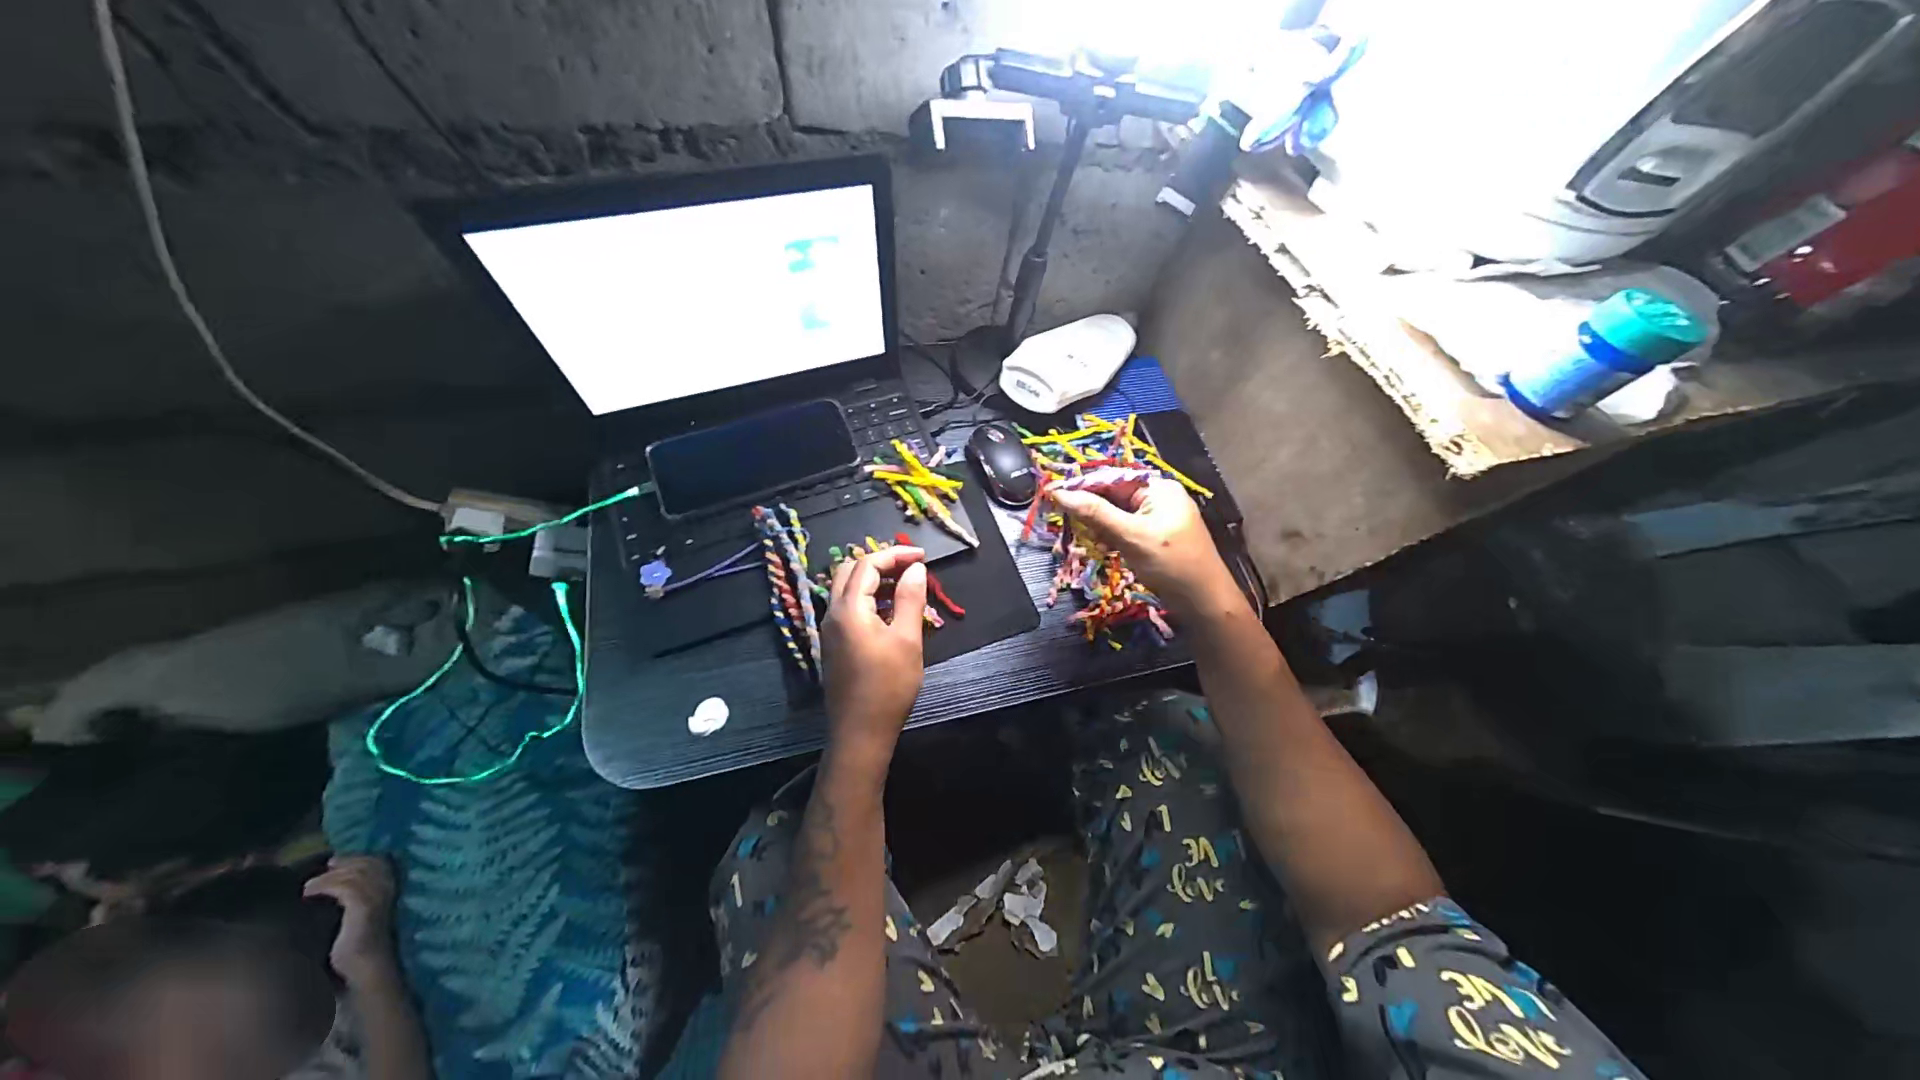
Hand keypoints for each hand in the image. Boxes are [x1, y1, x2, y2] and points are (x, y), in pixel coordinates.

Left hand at [304, 855, 399, 989]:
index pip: (379, 861)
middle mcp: (390, 888)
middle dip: (345, 863)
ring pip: (357, 872)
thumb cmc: (354, 950)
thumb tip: (333, 878)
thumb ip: (354, 897)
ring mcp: (379, 897)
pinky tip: (311, 892)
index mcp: (392, 888)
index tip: (334, 863)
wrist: (360, 975)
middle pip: (369, 862)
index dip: (357, 858)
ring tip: (310, 886)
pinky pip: (347, 887)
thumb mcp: (355, 918)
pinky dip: (327, 885)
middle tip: (321, 871)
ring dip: (330, 875)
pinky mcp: (365, 908)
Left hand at [821, 547, 926, 772]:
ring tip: (905, 585)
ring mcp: (829, 630)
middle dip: (880, 562)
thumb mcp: (907, 640)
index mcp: (849, 609)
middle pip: (850, 571)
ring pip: (846, 589)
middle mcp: (832, 614)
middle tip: (911, 567)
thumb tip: (916, 569)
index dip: (895, 554)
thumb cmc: (888, 686)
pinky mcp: (833, 645)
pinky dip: (868, 598)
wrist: (860, 733)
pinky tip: (890, 610)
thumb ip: (910, 599)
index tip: (923, 557)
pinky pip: (847, 608)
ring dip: (873, 580)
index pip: (867, 564)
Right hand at [1050, 478, 1239, 609]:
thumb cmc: (1171, 564)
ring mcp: (1158, 518)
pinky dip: (1112, 537)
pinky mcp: (1156, 538)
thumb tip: (1059, 493)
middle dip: (1091, 510)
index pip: (1111, 477)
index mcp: (1158, 487)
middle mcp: (1159, 497)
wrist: (1205, 602)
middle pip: (1113, 495)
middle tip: (1071, 525)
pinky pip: (1126, 529)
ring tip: (1090, 542)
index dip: (1082, 486)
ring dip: (1099, 527)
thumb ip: (1094, 512)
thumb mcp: (1130, 535)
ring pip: (1116, 514)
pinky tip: (1104, 549)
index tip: (1053, 496)